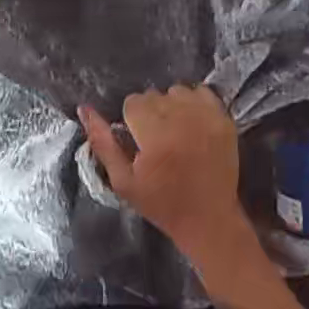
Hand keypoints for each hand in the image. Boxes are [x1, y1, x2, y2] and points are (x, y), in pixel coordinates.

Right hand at [79, 85, 249, 256]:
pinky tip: (192, 123)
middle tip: (155, 139)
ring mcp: (207, 117)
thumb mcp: (123, 180)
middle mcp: (183, 120)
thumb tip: (84, 108)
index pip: (134, 102)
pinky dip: (194, 103)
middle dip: (150, 113)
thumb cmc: (161, 203)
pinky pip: (203, 93)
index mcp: (156, 136)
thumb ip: (102, 142)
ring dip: (171, 105)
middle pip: (154, 95)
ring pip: (177, 91)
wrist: (208, 217)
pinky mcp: (225, 120)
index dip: (131, 120)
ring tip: (174, 130)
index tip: (138, 139)